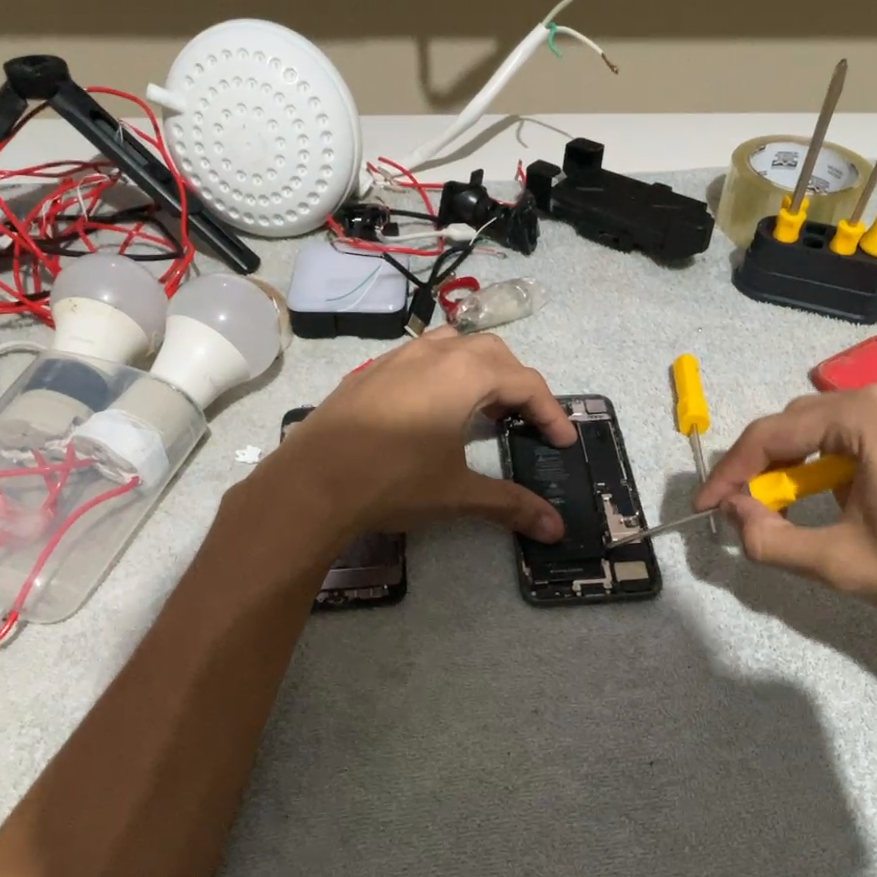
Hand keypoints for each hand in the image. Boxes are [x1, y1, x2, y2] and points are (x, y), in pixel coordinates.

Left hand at [259, 328, 575, 541]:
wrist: (313, 482)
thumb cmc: (394, 481)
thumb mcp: (458, 493)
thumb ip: (511, 505)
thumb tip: (557, 529)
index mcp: (467, 374)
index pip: (526, 383)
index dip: (551, 412)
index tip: (563, 442)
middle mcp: (435, 353)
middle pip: (493, 353)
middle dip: (517, 384)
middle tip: (524, 422)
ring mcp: (397, 358)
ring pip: (453, 347)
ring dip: (479, 373)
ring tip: (482, 412)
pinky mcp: (370, 372)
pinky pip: (420, 358)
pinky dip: (443, 375)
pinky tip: (432, 413)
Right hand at [696, 378, 876, 653]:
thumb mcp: (841, 564)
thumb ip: (768, 538)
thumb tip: (733, 513)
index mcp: (871, 414)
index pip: (774, 433)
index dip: (731, 472)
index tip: (707, 506)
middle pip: (811, 423)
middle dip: (774, 468)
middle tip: (756, 512)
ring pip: (851, 427)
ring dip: (818, 467)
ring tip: (815, 515)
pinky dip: (860, 463)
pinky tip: (870, 505)